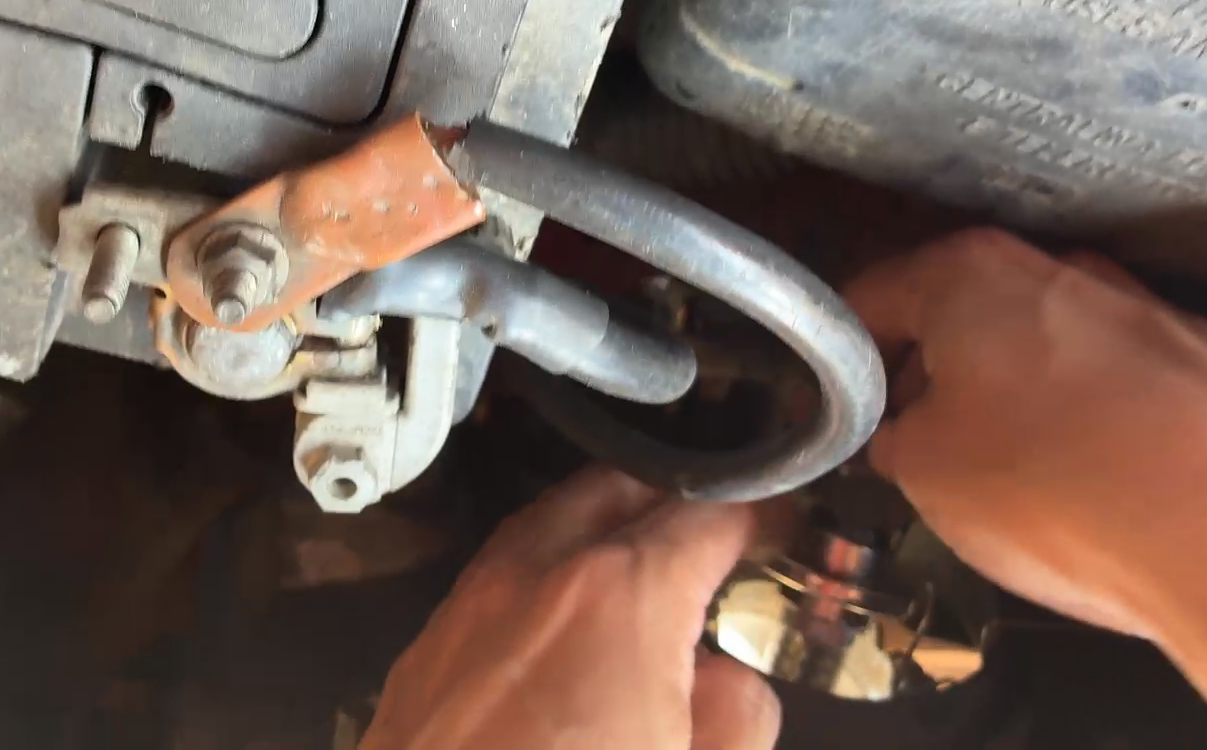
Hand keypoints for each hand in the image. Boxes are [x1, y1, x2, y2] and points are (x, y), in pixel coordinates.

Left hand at [362, 469, 778, 749]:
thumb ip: (733, 720)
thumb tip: (723, 677)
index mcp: (620, 596)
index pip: (703, 515)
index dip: (753, 514)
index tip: (774, 527)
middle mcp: (540, 567)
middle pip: (616, 486)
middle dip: (669, 498)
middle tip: (704, 539)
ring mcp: (475, 592)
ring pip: (551, 515)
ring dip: (601, 525)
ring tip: (640, 571)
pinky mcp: (433, 631)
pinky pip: (504, 563)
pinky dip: (548, 565)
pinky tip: (563, 619)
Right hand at [847, 228, 1206, 746]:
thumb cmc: (1059, 484)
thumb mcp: (920, 467)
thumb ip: (885, 433)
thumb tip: (895, 431)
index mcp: (966, 273)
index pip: (860, 300)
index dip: (833, 360)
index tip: (829, 409)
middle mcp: (1056, 270)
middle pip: (950, 319)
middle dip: (918, 377)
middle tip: (906, 443)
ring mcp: (1148, 310)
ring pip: (1031, 349)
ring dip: (999, 398)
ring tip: (1003, 473)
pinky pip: (1111, 384)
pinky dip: (1080, 421)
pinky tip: (1093, 485)